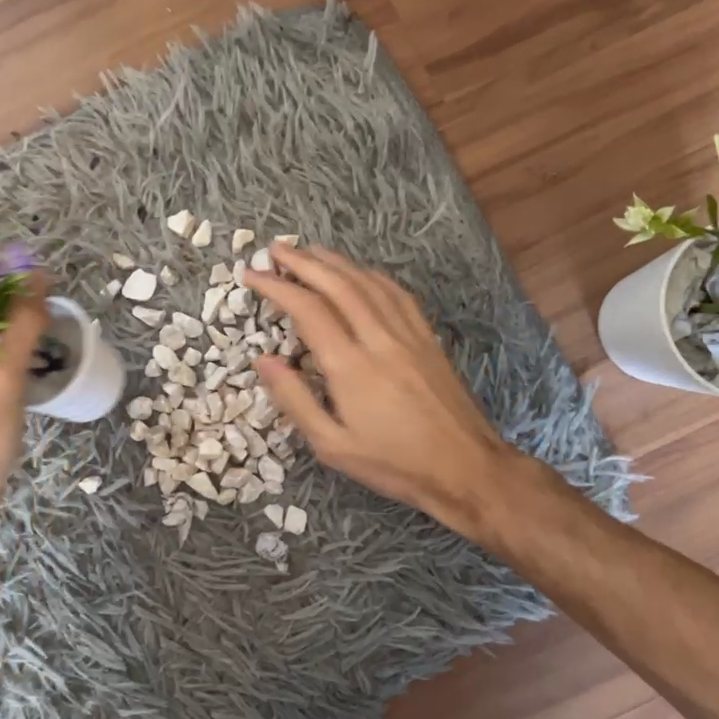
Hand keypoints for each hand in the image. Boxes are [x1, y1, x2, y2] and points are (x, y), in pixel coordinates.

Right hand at [242, 245, 518, 528]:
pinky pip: (397, 294)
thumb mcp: (332, 445)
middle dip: (303, 262)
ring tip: (310, 252)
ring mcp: (409, 335)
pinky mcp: (428, 339)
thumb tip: (263, 359)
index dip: (277, 287)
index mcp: (351, 366)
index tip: (252, 275)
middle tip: (276, 249)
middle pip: (338, 285)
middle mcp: (380, 339)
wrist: (466, 469)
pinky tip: (361, 273)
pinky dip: (372, 276)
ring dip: (336, 262)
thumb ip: (294, 399)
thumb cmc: (394, 464)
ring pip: (369, 283)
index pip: (307, 310)